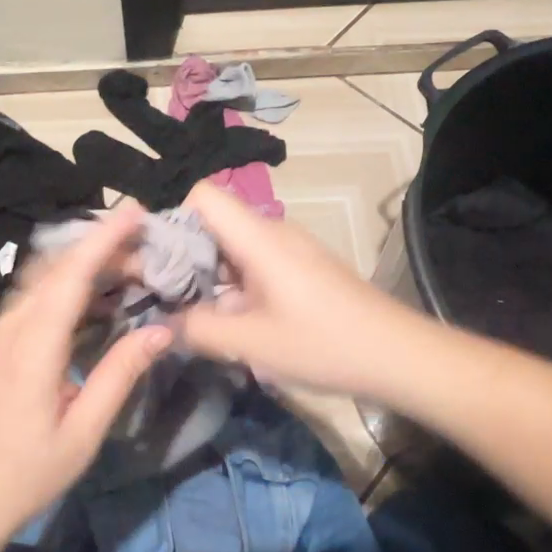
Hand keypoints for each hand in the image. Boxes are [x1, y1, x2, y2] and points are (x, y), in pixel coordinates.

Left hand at [0, 203, 169, 543]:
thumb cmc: (24, 474)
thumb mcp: (82, 432)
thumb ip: (120, 375)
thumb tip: (161, 329)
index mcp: (32, 347)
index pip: (71, 274)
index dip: (104, 238)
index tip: (136, 212)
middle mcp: (10, 327)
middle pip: (58, 267)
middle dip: (103, 247)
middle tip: (150, 248)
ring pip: (44, 278)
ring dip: (85, 263)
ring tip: (130, 264)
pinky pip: (34, 296)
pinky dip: (68, 282)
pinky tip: (95, 296)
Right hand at [174, 182, 434, 397]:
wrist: (399, 355)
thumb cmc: (325, 343)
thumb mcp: (253, 343)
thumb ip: (198, 329)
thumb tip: (160, 322)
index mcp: (259, 237)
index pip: (202, 195)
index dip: (172, 219)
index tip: (152, 260)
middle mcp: (272, 232)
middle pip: (212, 223)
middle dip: (182, 255)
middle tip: (159, 294)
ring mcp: (290, 249)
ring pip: (232, 246)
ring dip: (208, 275)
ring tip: (188, 313)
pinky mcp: (301, 268)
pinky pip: (253, 263)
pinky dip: (232, 284)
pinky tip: (231, 321)